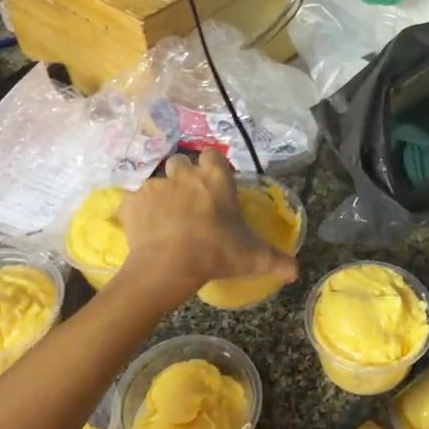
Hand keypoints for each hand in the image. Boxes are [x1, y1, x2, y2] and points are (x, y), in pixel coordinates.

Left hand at [114, 153, 298, 302]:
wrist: (169, 266)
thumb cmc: (217, 253)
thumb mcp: (255, 258)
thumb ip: (278, 262)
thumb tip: (296, 272)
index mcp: (215, 180)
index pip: (213, 156)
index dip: (213, 168)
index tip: (215, 185)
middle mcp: (184, 176)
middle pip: (180, 162)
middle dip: (183, 176)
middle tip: (189, 201)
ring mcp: (154, 187)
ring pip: (156, 183)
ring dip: (161, 197)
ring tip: (166, 221)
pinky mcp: (131, 202)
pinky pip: (134, 203)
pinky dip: (138, 214)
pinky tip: (145, 231)